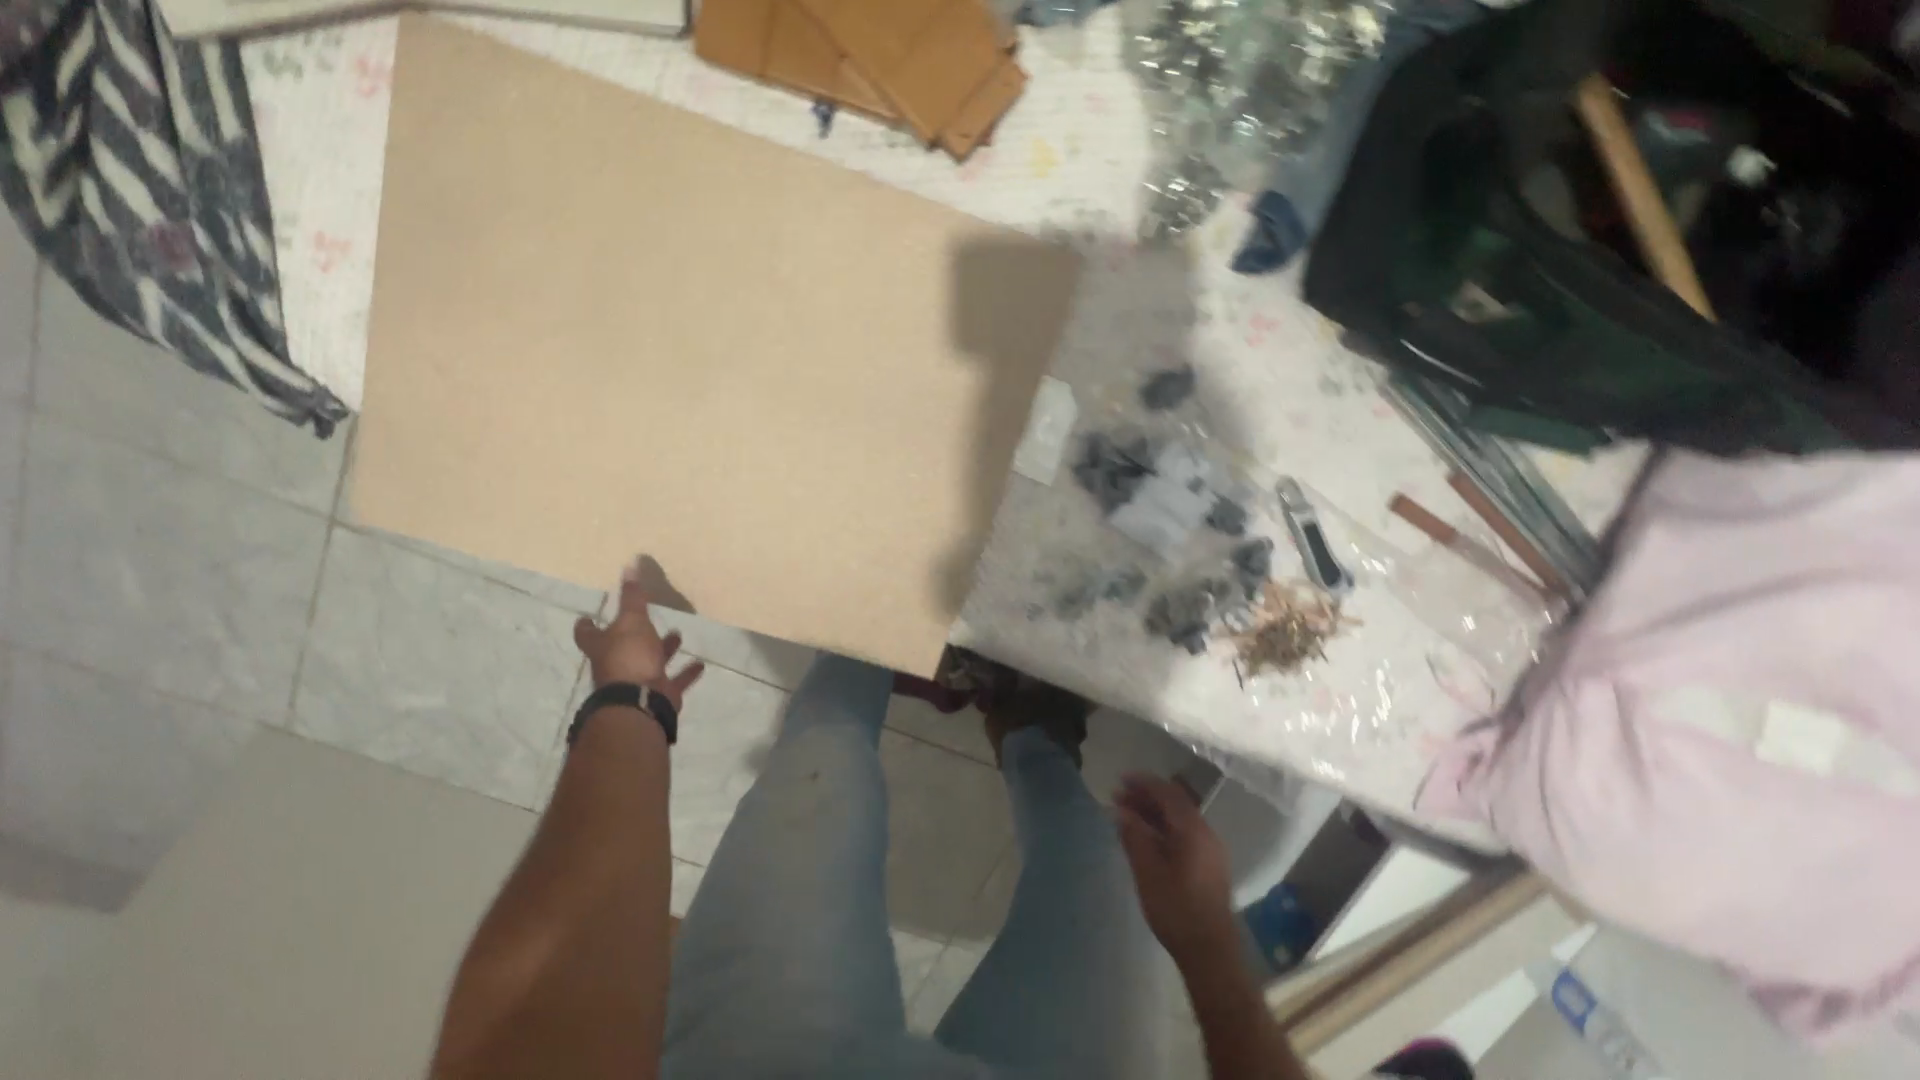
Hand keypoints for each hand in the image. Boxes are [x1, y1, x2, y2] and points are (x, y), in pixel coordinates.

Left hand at [572, 564, 705, 712]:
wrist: (641, 701)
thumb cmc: (629, 656)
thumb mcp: (632, 620)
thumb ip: (632, 596)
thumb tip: (629, 563)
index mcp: (602, 645)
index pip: (587, 633)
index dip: (586, 625)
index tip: (587, 617)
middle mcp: (616, 663)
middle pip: (622, 647)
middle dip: (635, 635)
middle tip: (647, 621)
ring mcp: (637, 680)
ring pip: (651, 662)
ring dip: (664, 650)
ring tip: (678, 635)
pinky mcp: (659, 693)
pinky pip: (674, 680)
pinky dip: (686, 672)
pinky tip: (700, 664)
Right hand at [1114, 773, 1237, 964]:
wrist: (1210, 950)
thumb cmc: (1176, 910)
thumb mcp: (1148, 872)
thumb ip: (1134, 837)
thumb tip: (1121, 811)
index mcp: (1193, 831)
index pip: (1168, 794)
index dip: (1144, 783)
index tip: (1121, 779)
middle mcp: (1206, 834)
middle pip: (1176, 804)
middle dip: (1147, 797)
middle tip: (1118, 797)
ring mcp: (1210, 850)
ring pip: (1180, 820)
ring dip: (1154, 813)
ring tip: (1127, 815)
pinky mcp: (1209, 865)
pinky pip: (1184, 834)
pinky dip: (1164, 828)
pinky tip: (1145, 838)